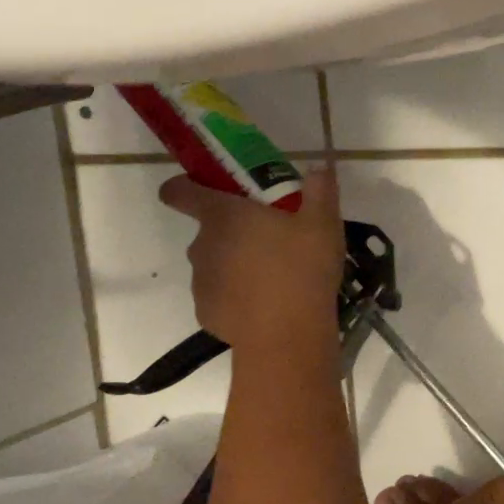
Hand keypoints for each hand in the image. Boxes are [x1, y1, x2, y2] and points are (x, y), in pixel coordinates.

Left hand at [159, 167, 343, 351]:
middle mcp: (202, 244)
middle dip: (234, 232)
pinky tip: (269, 305)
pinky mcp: (206, 311)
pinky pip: (221, 294)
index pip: (179, 190)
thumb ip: (320, 191)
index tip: (210, 191)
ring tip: (276, 278)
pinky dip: (238, 295)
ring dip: (237, 264)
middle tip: (274, 241)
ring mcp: (201, 280)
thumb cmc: (303, 270)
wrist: (286, 335)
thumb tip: (319, 168)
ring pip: (216, 263)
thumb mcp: (324, 224)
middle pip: (209, 230)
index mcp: (223, 215)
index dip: (186, 186)